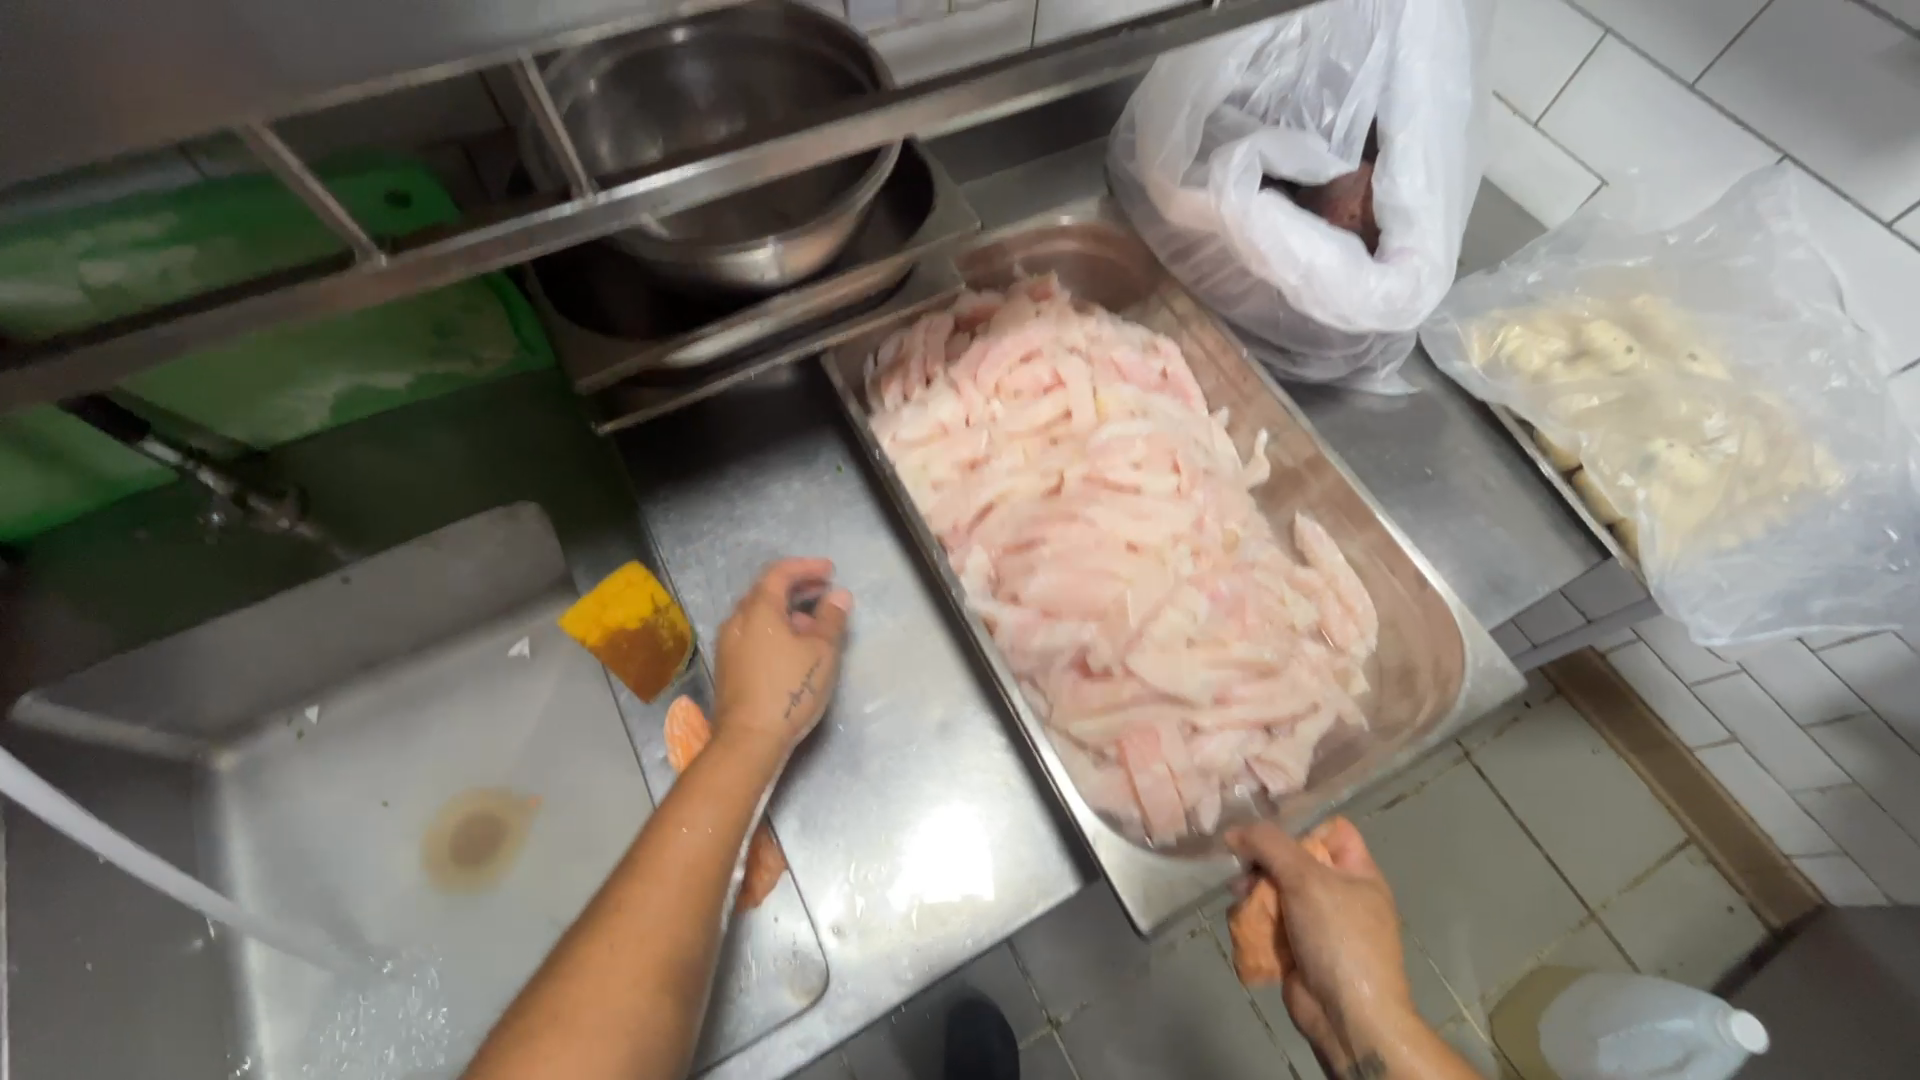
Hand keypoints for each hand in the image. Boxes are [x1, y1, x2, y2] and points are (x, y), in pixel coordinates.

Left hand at [712, 558, 851, 754]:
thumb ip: (832, 619)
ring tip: (813, 621)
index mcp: (758, 610)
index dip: (806, 567)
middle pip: (766, 591)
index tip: (830, 571)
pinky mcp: (729, 666)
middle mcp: (738, 621)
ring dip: (786, 609)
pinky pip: (753, 633)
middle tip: (824, 589)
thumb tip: (839, 596)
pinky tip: (793, 646)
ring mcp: (729, 645)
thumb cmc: (789, 689)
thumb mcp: (821, 652)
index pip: (780, 573)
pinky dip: (775, 628)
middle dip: (797, 586)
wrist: (749, 739)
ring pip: (759, 614)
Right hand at [1226, 818, 1414, 1070]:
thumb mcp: (1307, 878)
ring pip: (1274, 889)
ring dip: (1252, 891)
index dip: (1300, 824)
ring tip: (1237, 896)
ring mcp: (1317, 923)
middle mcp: (1339, 893)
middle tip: (1242, 867)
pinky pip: (1268, 920)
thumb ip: (1269, 844)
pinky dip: (1252, 919)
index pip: (1330, 829)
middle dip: (1263, 861)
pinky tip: (1241, 921)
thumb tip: (1235, 831)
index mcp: (1357, 873)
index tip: (1266, 829)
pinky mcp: (1297, 947)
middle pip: (1292, 859)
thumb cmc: (1340, 938)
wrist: (1348, 1017)